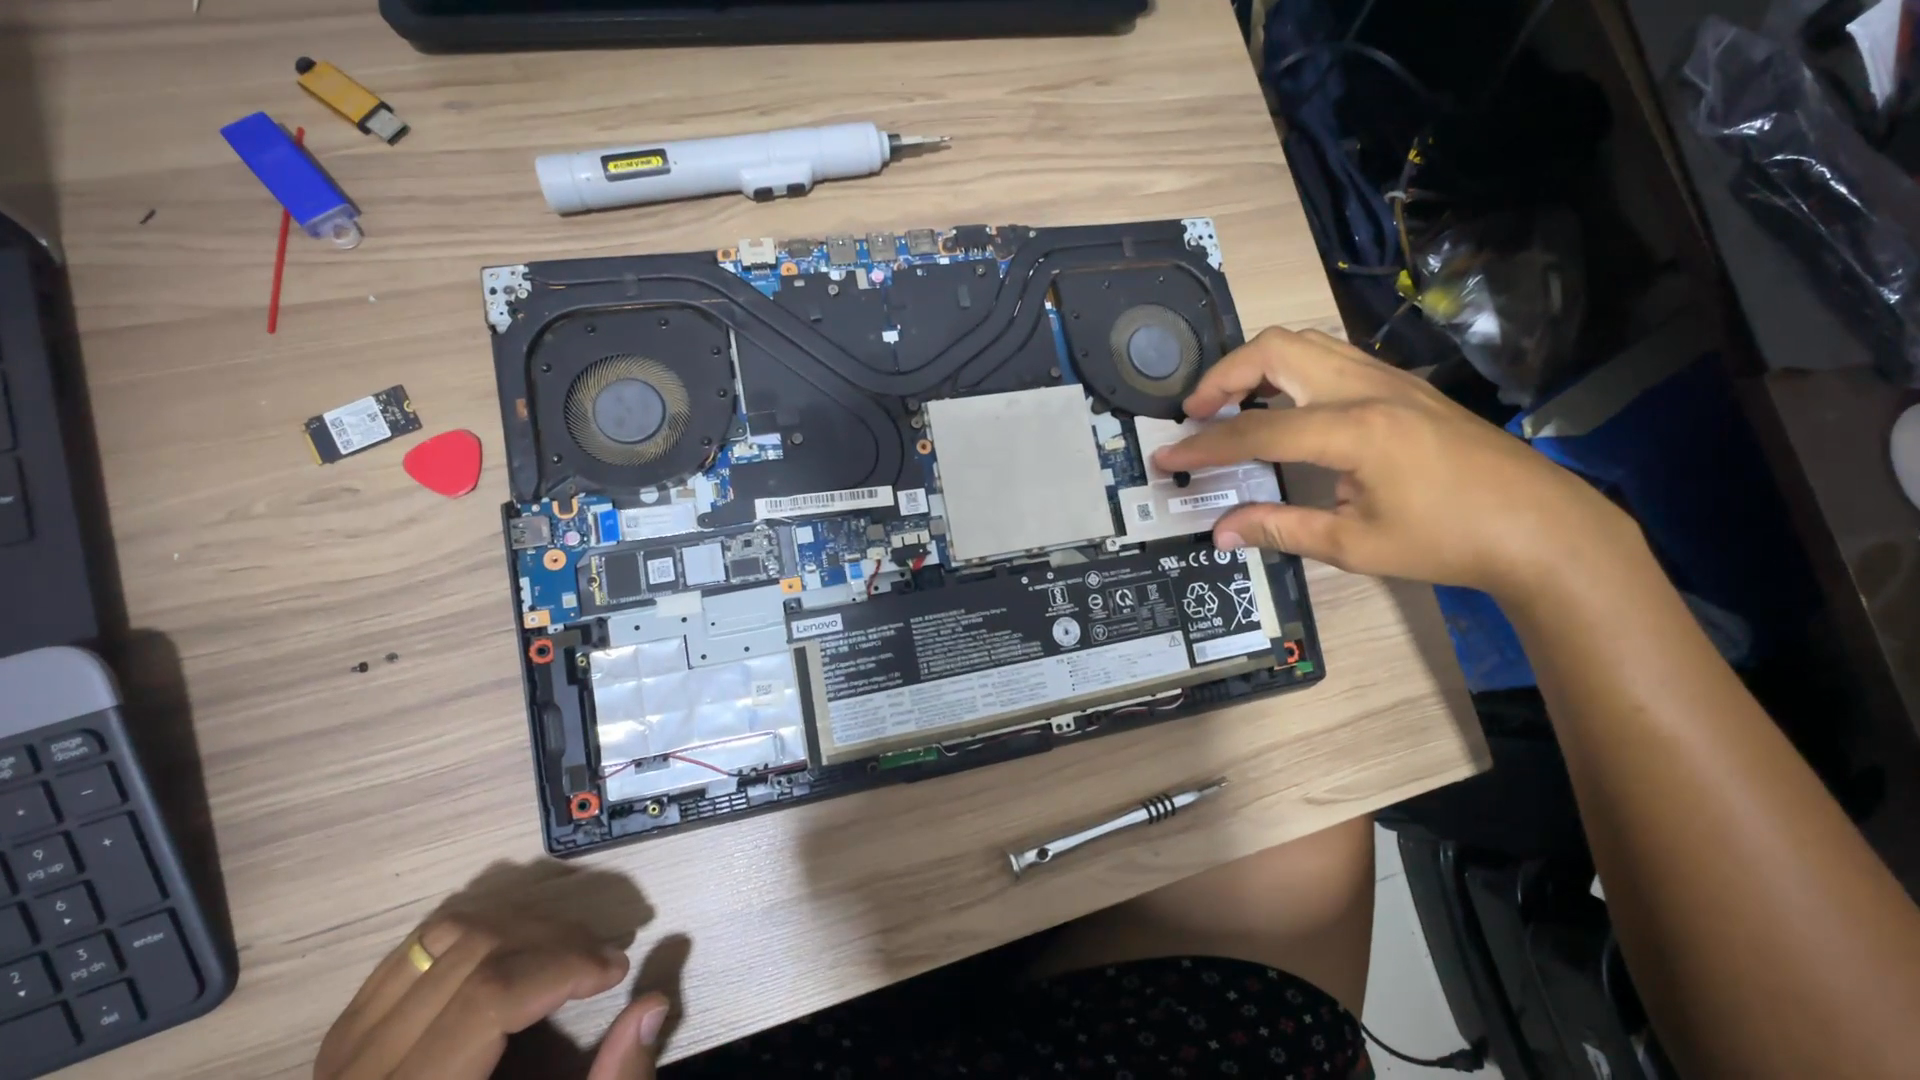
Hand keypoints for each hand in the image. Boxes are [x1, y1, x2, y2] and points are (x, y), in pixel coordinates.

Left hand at [316, 911, 670, 1079]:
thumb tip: (652, 1004)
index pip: (490, 995)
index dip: (564, 967)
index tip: (617, 969)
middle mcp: (360, 1071)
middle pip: (473, 953)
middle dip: (555, 940)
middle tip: (604, 957)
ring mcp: (344, 1047)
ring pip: (445, 934)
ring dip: (521, 926)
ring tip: (567, 949)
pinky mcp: (346, 1032)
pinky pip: (418, 946)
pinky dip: (480, 931)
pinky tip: (519, 951)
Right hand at [1154, 328, 1636, 600]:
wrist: (1541, 527)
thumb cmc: (1448, 541)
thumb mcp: (1355, 545)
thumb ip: (1280, 528)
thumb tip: (1220, 532)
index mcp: (1353, 429)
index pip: (1255, 428)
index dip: (1203, 446)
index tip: (1166, 459)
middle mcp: (1367, 388)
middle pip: (1275, 348)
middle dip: (1222, 375)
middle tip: (1196, 414)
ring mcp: (1390, 378)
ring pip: (1305, 341)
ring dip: (1256, 365)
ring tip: (1232, 405)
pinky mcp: (1404, 385)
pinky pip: (1332, 355)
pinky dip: (1291, 369)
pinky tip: (1286, 407)